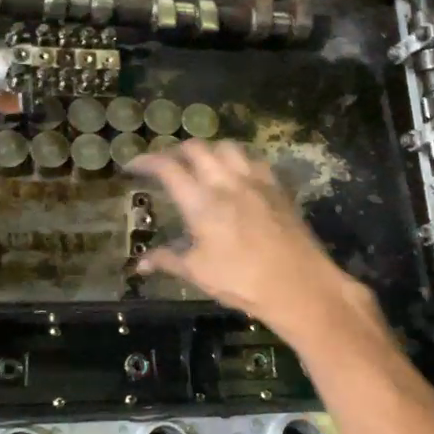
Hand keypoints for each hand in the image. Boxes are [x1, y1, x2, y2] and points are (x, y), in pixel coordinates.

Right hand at [128, 142, 355, 327]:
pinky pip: (253, 160)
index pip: (167, 168)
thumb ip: (168, 260)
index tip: (132, 166)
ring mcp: (256, 182)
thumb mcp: (199, 273)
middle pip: (196, 148)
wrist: (300, 286)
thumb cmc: (243, 282)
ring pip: (227, 147)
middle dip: (175, 151)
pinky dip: (237, 160)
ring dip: (208, 151)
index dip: (146, 161)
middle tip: (165, 165)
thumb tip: (140, 264)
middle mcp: (227, 182)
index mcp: (202, 202)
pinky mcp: (277, 188)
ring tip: (200, 165)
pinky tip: (235, 175)